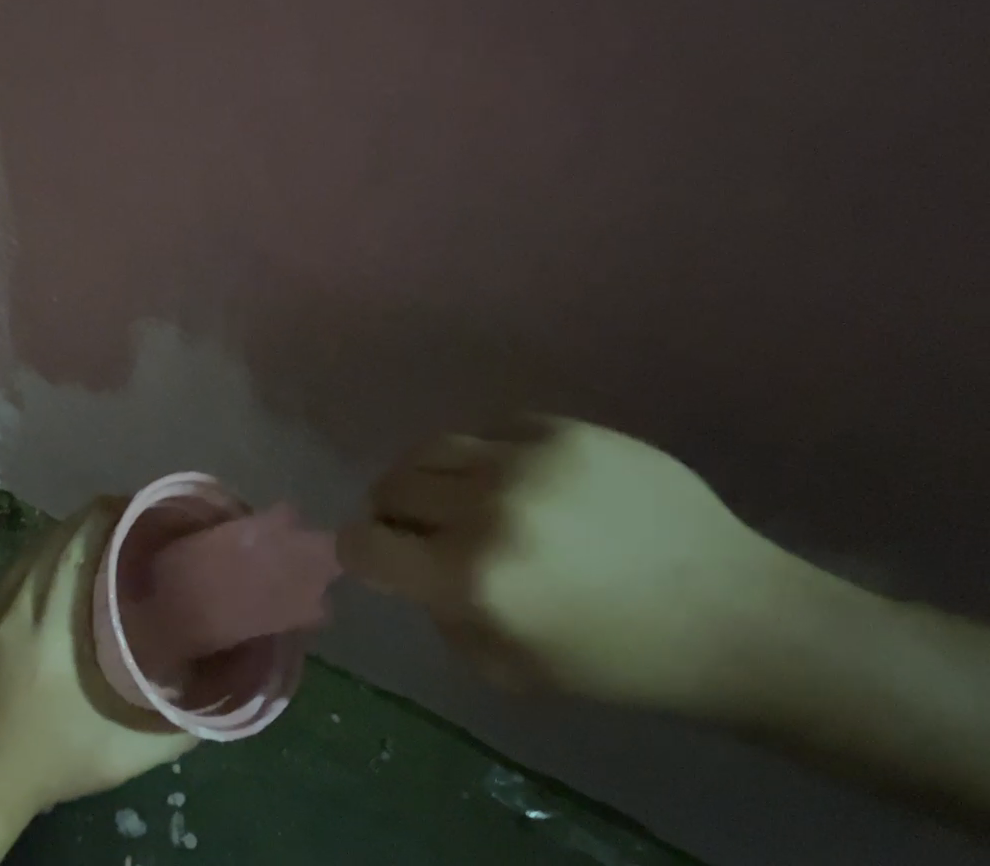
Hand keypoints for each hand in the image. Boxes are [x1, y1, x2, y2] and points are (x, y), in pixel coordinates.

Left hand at [0, 497, 195, 820]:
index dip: (112, 515)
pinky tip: (61, 572)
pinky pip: (13, 571)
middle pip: (57, 536)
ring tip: (104, 542)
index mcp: (51, 629)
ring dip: (68, 537)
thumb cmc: (54, 764)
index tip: (147, 512)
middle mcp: (14, 605)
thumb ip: (181, 722)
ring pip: (32, 549)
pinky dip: (42, 560)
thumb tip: (225, 689)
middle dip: (96, 519)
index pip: (79, 542)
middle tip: (135, 526)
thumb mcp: (127, 753)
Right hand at [338, 416, 805, 715]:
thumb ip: (438, 613)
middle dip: (395, 515)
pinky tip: (522, 485)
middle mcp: (485, 509)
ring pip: (427, 450)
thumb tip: (405, 566)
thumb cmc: (617, 660)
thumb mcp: (505, 668)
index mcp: (470, 579)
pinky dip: (486, 460)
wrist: (735, 616)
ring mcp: (525, 459)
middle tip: (428, 533)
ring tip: (465, 500)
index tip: (383, 559)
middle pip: (387, 487)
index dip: (363, 554)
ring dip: (431, 480)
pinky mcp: (562, 430)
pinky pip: (486, 432)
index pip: (361, 543)